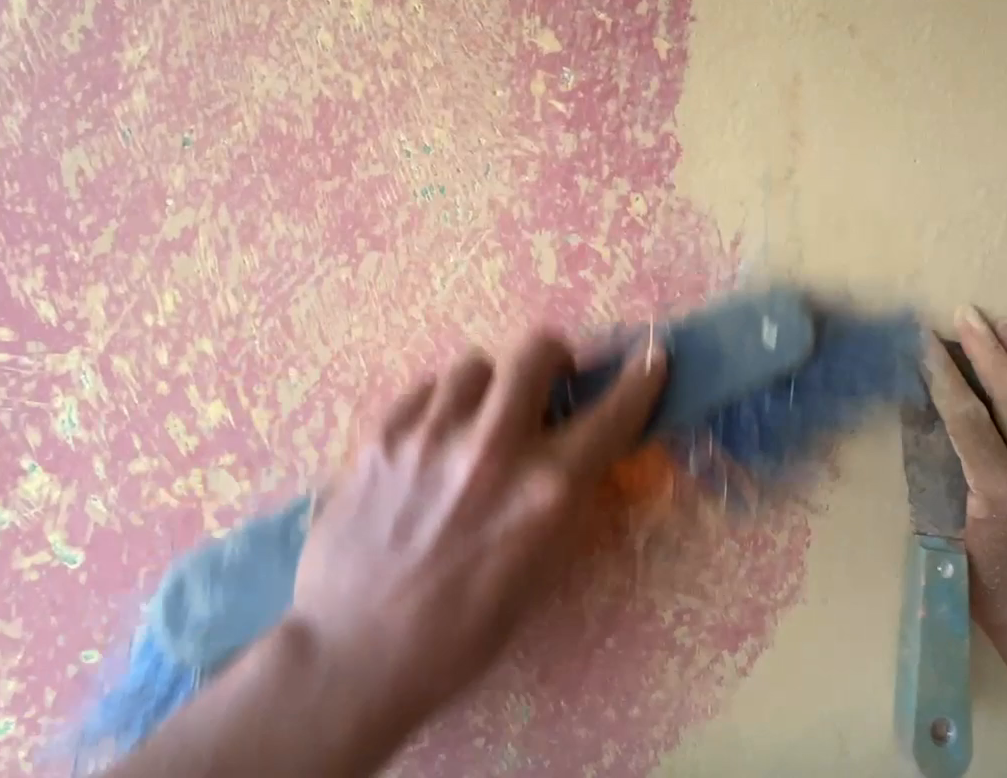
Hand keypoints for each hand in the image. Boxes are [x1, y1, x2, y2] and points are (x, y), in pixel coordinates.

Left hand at [288, 329, 665, 731]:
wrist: (356, 654)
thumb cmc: (463, 631)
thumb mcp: (540, 571)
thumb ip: (564, 500)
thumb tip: (579, 451)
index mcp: (546, 490)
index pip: (614, 413)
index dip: (641, 379)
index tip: (651, 359)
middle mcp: (494, 447)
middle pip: (537, 351)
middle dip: (554, 357)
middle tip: (548, 382)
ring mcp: (432, 434)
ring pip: (475, 365)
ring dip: (490, 386)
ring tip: (478, 418)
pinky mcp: (382, 435)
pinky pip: (425, 389)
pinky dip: (441, 404)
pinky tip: (433, 438)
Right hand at [922, 307, 1006, 642]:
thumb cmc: (977, 582)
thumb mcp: (944, 527)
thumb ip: (940, 469)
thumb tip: (923, 413)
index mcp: (1001, 494)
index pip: (967, 418)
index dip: (942, 374)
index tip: (923, 340)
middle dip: (986, 350)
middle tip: (964, 313)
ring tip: (1002, 322)